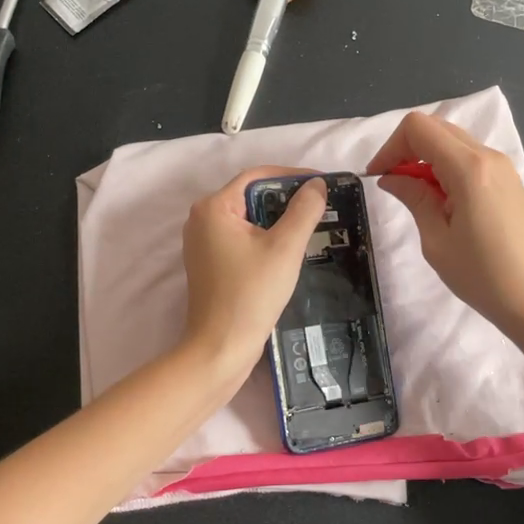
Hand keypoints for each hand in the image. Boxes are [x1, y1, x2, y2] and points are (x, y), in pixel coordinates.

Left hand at [180, 166, 328, 391]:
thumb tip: (316, 185)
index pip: (257, 177)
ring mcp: (201, 243)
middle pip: (250, 196)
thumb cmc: (251, 294)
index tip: (322, 184)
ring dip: (276, 221)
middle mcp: (201, 219)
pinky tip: (286, 252)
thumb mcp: (285, 248)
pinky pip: (239, 239)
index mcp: (213, 207)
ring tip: (309, 227)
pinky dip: (263, 239)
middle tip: (320, 207)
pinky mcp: (207, 264)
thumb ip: (304, 211)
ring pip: (246, 219)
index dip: (292, 176)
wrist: (220, 347)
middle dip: (286, 199)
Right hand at [367, 112, 523, 341]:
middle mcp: (488, 157)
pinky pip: (469, 159)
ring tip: (414, 197)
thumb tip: (392, 178)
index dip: (390, 147)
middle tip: (391, 185)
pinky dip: (445, 168)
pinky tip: (439, 202)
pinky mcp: (508, 183)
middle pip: (437, 128)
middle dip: (406, 149)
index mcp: (469, 168)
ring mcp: (502, 168)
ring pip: (453, 142)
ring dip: (426, 159)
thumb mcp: (436, 240)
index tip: (377, 177)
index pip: (419, 128)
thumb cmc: (482, 276)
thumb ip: (414, 199)